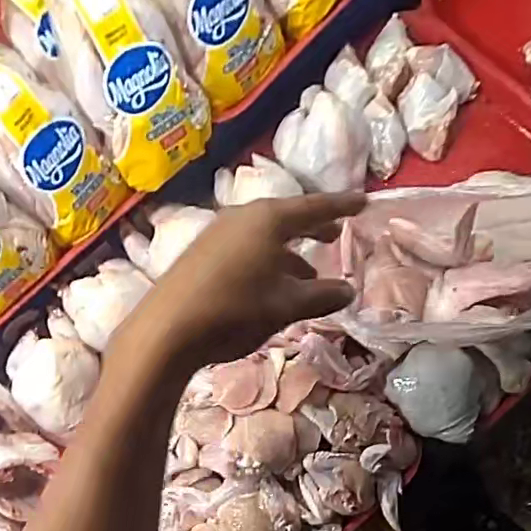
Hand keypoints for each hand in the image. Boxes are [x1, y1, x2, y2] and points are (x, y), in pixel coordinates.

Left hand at [122, 192, 363, 371]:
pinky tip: (275, 286)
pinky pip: (249, 248)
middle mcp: (243, 218)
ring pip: (267, 236)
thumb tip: (349, 290)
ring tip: (311, 274)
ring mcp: (220, 234)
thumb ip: (322, 296)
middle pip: (287, 217)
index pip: (314, 208)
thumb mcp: (287, 306)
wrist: (168, 329)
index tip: (363, 202)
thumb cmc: (236, 310)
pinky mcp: (205, 254)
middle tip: (336, 232)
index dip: (341, 206)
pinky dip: (270, 261)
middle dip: (314, 227)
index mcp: (268, 221)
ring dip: (292, 252)